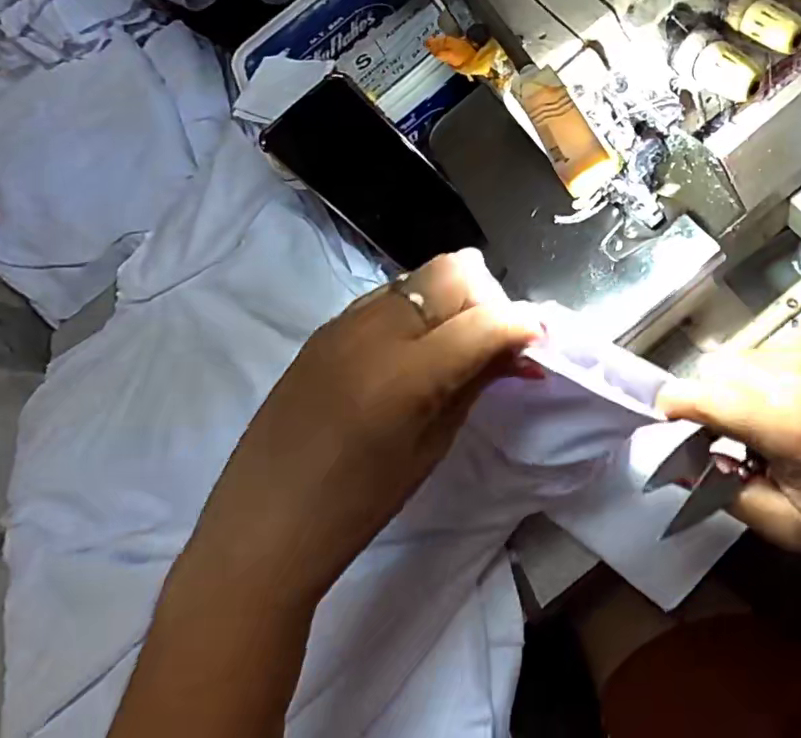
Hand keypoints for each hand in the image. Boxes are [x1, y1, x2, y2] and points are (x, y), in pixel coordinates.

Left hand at [186, 249, 543, 595]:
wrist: (263, 527)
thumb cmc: (358, 505)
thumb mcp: (432, 446)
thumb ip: (476, 383)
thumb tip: (520, 351)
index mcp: (405, 375)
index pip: (484, 320)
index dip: (521, 323)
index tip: (537, 340)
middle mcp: (374, 332)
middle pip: (452, 272)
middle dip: (488, 297)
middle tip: (495, 339)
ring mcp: (343, 323)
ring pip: (419, 276)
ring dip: (453, 297)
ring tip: (457, 341)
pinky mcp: (325, 328)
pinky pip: (387, 295)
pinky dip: (417, 307)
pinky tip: (415, 346)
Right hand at [655, 333, 800, 552]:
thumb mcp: (791, 527)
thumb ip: (725, 494)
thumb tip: (675, 462)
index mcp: (791, 424)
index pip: (706, 395)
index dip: (677, 408)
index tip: (669, 428)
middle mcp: (797, 373)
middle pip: (714, 369)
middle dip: (707, 401)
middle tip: (726, 437)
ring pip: (734, 356)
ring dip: (731, 387)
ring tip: (759, 422)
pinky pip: (759, 350)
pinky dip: (755, 376)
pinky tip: (783, 402)